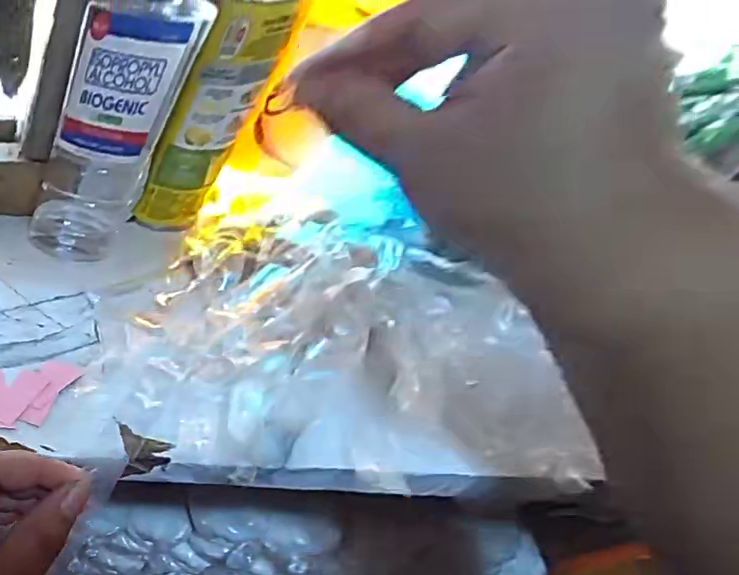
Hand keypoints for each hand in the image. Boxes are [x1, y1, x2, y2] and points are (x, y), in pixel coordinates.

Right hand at [292, 0, 687, 276]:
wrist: (599, 231)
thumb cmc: (501, 192)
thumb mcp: (415, 149)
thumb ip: (358, 109)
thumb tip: (304, 88)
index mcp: (542, 8)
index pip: (423, 13)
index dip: (349, 50)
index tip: (294, 82)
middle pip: (455, 10)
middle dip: (381, 51)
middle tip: (320, 90)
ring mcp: (599, 12)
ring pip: (481, 21)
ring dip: (415, 55)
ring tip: (358, 94)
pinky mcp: (602, 38)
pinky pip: (511, 35)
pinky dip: (456, 60)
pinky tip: (414, 90)